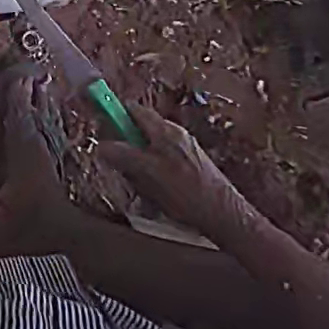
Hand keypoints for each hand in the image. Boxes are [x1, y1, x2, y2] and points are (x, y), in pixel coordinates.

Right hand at [98, 102, 262, 242]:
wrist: (227, 219)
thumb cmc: (185, 192)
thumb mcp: (146, 173)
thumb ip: (121, 155)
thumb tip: (100, 146)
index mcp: (165, 130)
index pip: (133, 110)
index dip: (115, 114)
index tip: (102, 124)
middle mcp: (176, 134)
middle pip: (141, 129)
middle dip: (127, 145)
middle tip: (122, 164)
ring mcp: (187, 150)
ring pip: (151, 148)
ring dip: (140, 162)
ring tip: (142, 184)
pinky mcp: (193, 167)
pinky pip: (163, 162)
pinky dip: (154, 172)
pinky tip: (158, 193)